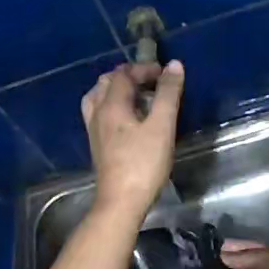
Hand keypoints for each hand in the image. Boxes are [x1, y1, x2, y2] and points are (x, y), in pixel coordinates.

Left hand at [82, 60, 183, 215]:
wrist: (121, 202)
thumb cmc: (143, 164)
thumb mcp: (161, 127)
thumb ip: (167, 95)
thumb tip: (173, 65)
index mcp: (111, 105)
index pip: (123, 75)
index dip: (143, 69)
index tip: (164, 74)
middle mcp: (97, 114)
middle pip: (106, 83)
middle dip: (128, 77)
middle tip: (150, 83)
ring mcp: (94, 132)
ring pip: (98, 99)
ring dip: (115, 91)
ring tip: (135, 97)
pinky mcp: (98, 147)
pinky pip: (99, 116)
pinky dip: (112, 108)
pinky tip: (126, 121)